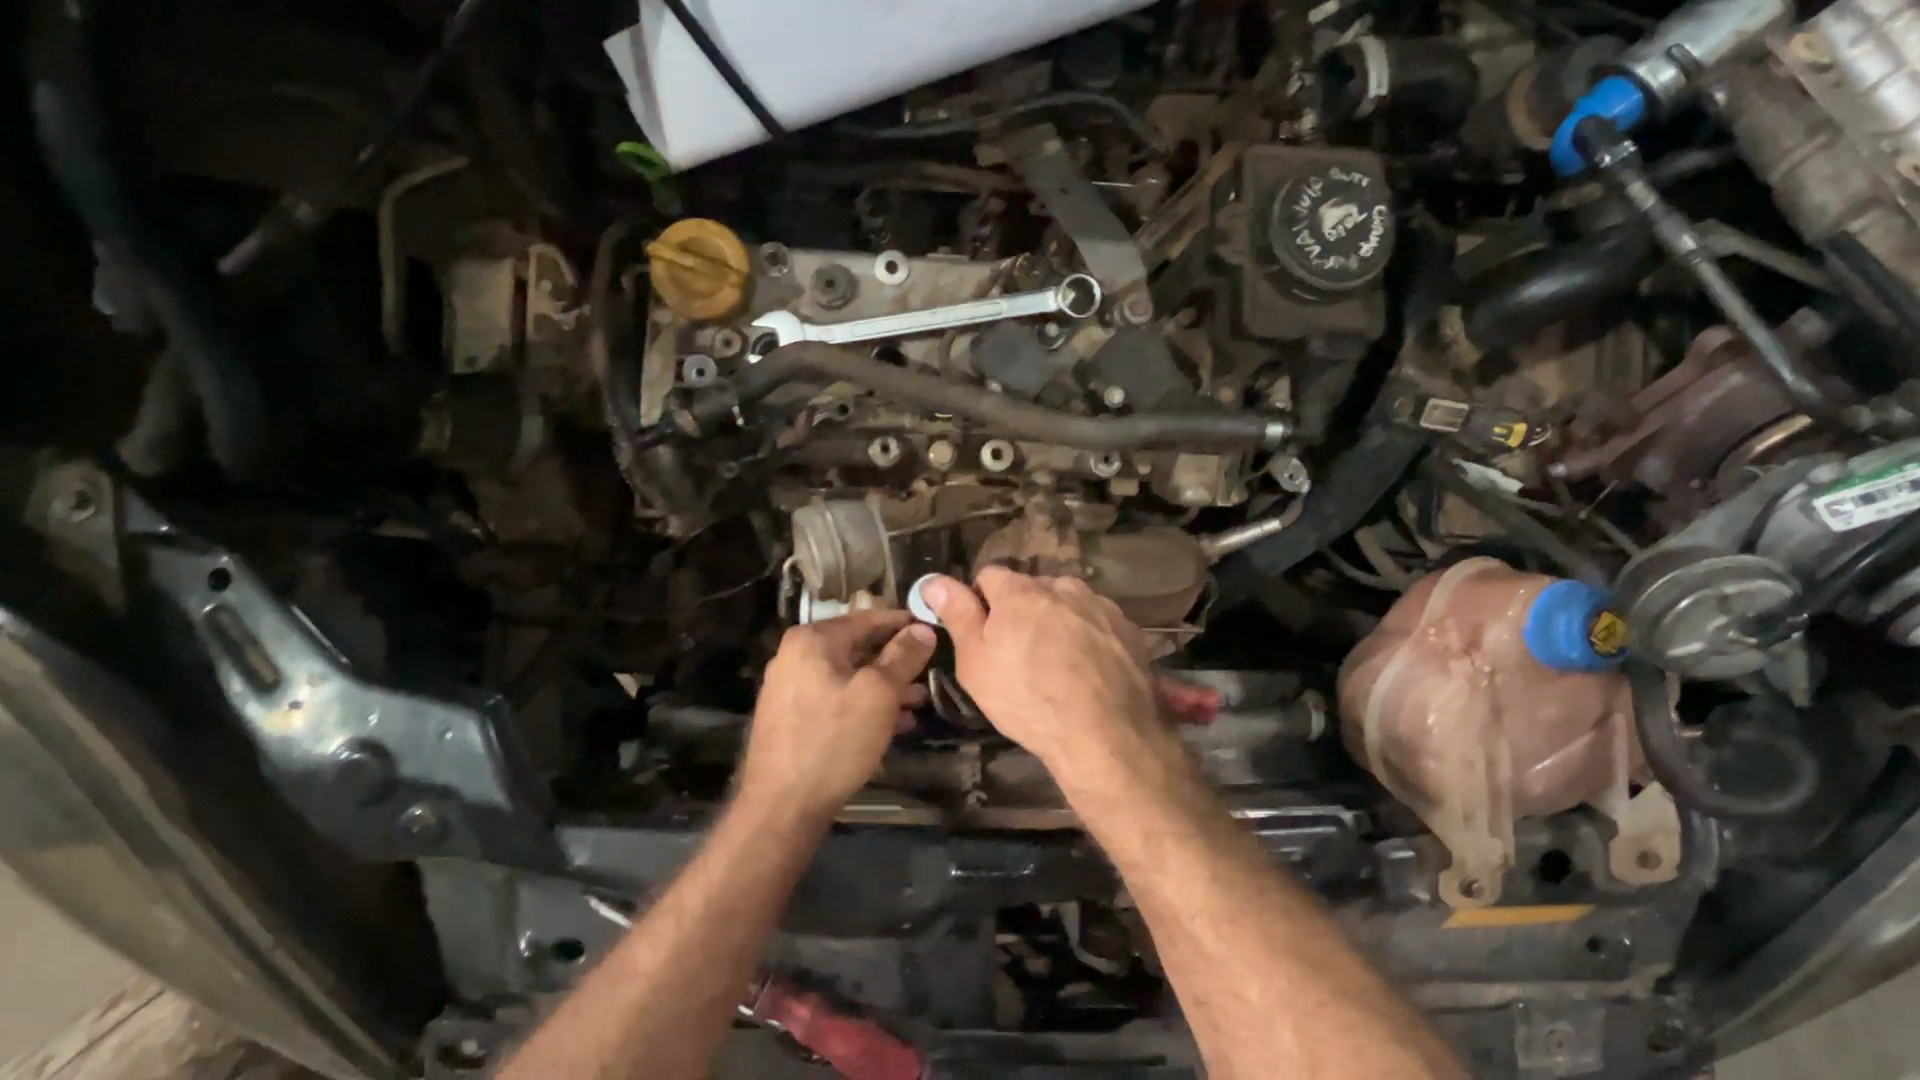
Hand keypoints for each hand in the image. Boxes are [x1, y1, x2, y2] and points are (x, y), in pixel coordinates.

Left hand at [739, 610, 935, 815]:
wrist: (783, 805)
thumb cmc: (834, 740)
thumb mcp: (878, 694)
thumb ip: (903, 657)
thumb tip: (923, 628)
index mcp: (812, 640)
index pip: (867, 618)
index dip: (903, 623)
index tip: (933, 628)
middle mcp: (795, 656)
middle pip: (857, 647)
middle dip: (896, 660)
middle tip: (931, 670)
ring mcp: (790, 688)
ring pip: (848, 676)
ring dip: (885, 686)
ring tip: (920, 700)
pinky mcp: (792, 717)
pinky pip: (835, 698)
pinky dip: (864, 704)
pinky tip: (894, 723)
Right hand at [919, 568, 1160, 769]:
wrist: (1104, 733)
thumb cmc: (1027, 699)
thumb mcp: (976, 663)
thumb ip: (957, 615)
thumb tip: (933, 580)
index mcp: (1020, 591)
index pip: (989, 576)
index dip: (982, 603)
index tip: (984, 636)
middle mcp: (1062, 586)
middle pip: (1031, 589)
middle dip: (1023, 612)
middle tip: (1020, 656)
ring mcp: (1099, 605)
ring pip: (1067, 604)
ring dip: (1058, 622)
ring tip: (1059, 666)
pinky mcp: (1128, 627)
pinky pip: (1097, 623)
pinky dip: (1089, 637)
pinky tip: (1088, 671)